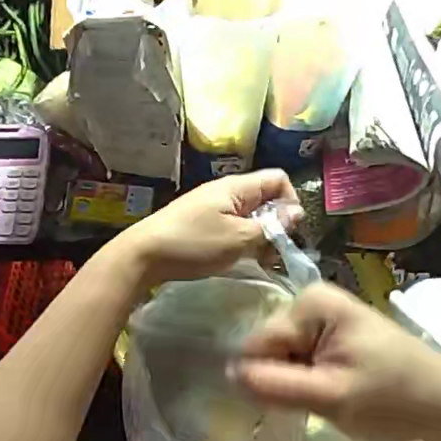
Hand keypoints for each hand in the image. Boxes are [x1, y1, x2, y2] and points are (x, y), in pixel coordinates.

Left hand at [104, 170, 300, 286]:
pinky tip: (236, 261)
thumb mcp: (239, 238)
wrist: (142, 255)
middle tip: (274, 253)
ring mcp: (209, 208)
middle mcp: (224, 192)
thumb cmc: (193, 244)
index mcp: (236, 187)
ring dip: (259, 237)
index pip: (278, 179)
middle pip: (264, 199)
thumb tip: (297, 214)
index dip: (291, 201)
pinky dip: (240, 242)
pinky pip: (230, 227)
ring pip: (248, 216)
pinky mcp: (198, 225)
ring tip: (257, 261)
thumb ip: (271, 227)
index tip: (288, 231)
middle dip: (276, 224)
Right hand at [230, 282, 440, 440]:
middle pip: (268, 348)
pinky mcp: (329, 336)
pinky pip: (296, 359)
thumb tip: (226, 374)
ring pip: (279, 357)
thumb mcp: (331, 396)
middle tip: (317, 402)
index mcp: (311, 303)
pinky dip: (305, 382)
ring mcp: (321, 318)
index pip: (258, 343)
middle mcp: (311, 301)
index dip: (268, 378)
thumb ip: (276, 385)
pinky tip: (328, 394)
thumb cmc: (395, 399)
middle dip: (282, 379)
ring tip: (326, 399)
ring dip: (293, 384)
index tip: (299, 401)